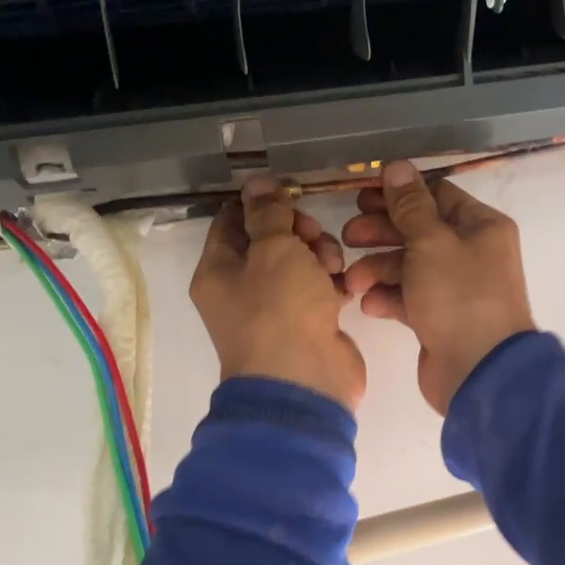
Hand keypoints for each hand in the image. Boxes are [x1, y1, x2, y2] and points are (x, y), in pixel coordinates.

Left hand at [189, 176, 365, 410]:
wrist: (305, 383)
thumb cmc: (279, 310)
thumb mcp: (273, 250)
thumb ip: (268, 213)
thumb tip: (256, 181)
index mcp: (218, 270)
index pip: (233, 219)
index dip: (262, 203)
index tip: (291, 195)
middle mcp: (243, 287)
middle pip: (272, 239)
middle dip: (299, 231)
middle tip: (313, 238)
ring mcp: (277, 307)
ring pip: (302, 260)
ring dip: (322, 255)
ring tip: (333, 269)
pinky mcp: (309, 322)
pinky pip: (321, 286)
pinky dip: (334, 282)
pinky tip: (346, 285)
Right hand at [341, 161, 536, 414]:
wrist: (479, 373)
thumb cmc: (459, 296)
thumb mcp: (431, 243)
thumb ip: (410, 206)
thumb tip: (397, 166)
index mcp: (481, 226)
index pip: (436, 195)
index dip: (399, 193)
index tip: (362, 195)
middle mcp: (471, 252)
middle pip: (418, 230)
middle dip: (381, 231)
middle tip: (348, 234)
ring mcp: (455, 287)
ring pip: (409, 265)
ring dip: (377, 268)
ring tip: (351, 281)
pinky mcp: (439, 318)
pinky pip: (408, 297)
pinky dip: (388, 297)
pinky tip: (368, 304)